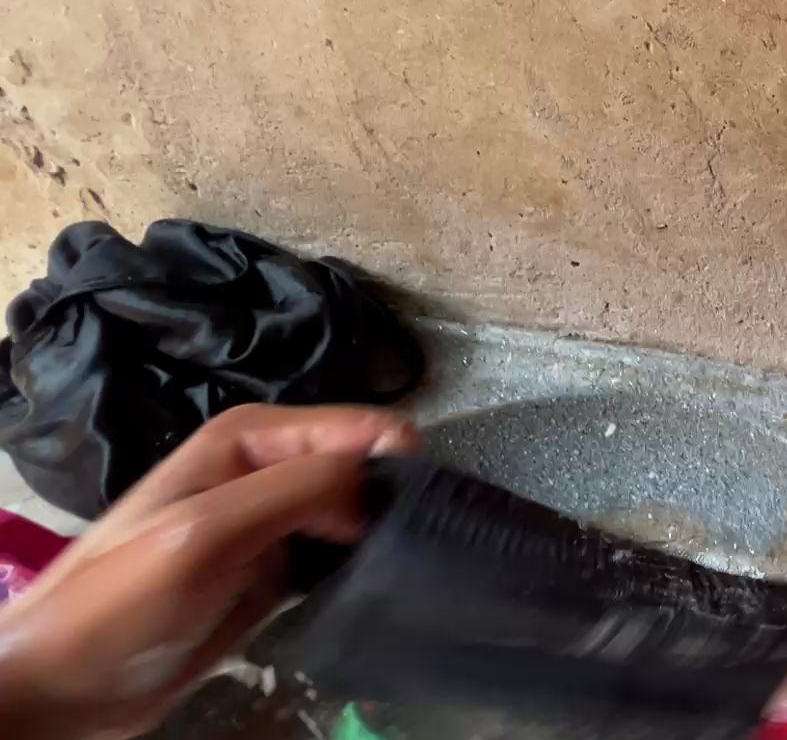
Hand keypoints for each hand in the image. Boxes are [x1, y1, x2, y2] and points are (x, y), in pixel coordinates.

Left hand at [0, 404, 419, 739]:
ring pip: (369, 499)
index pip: (368, 428)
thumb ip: (303, 487)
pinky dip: (363, 554)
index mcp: (256, 434)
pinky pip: (354, 538)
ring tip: (364, 566)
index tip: (371, 526)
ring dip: (378, 529)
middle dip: (385, 499)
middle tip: (370, 549)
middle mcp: (276, 459)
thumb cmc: (118, 609)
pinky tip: (350, 577)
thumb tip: (381, 487)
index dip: (385, 471)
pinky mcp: (291, 552)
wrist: (60, 698)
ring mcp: (283, 507)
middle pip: (373, 460)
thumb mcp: (205, 534)